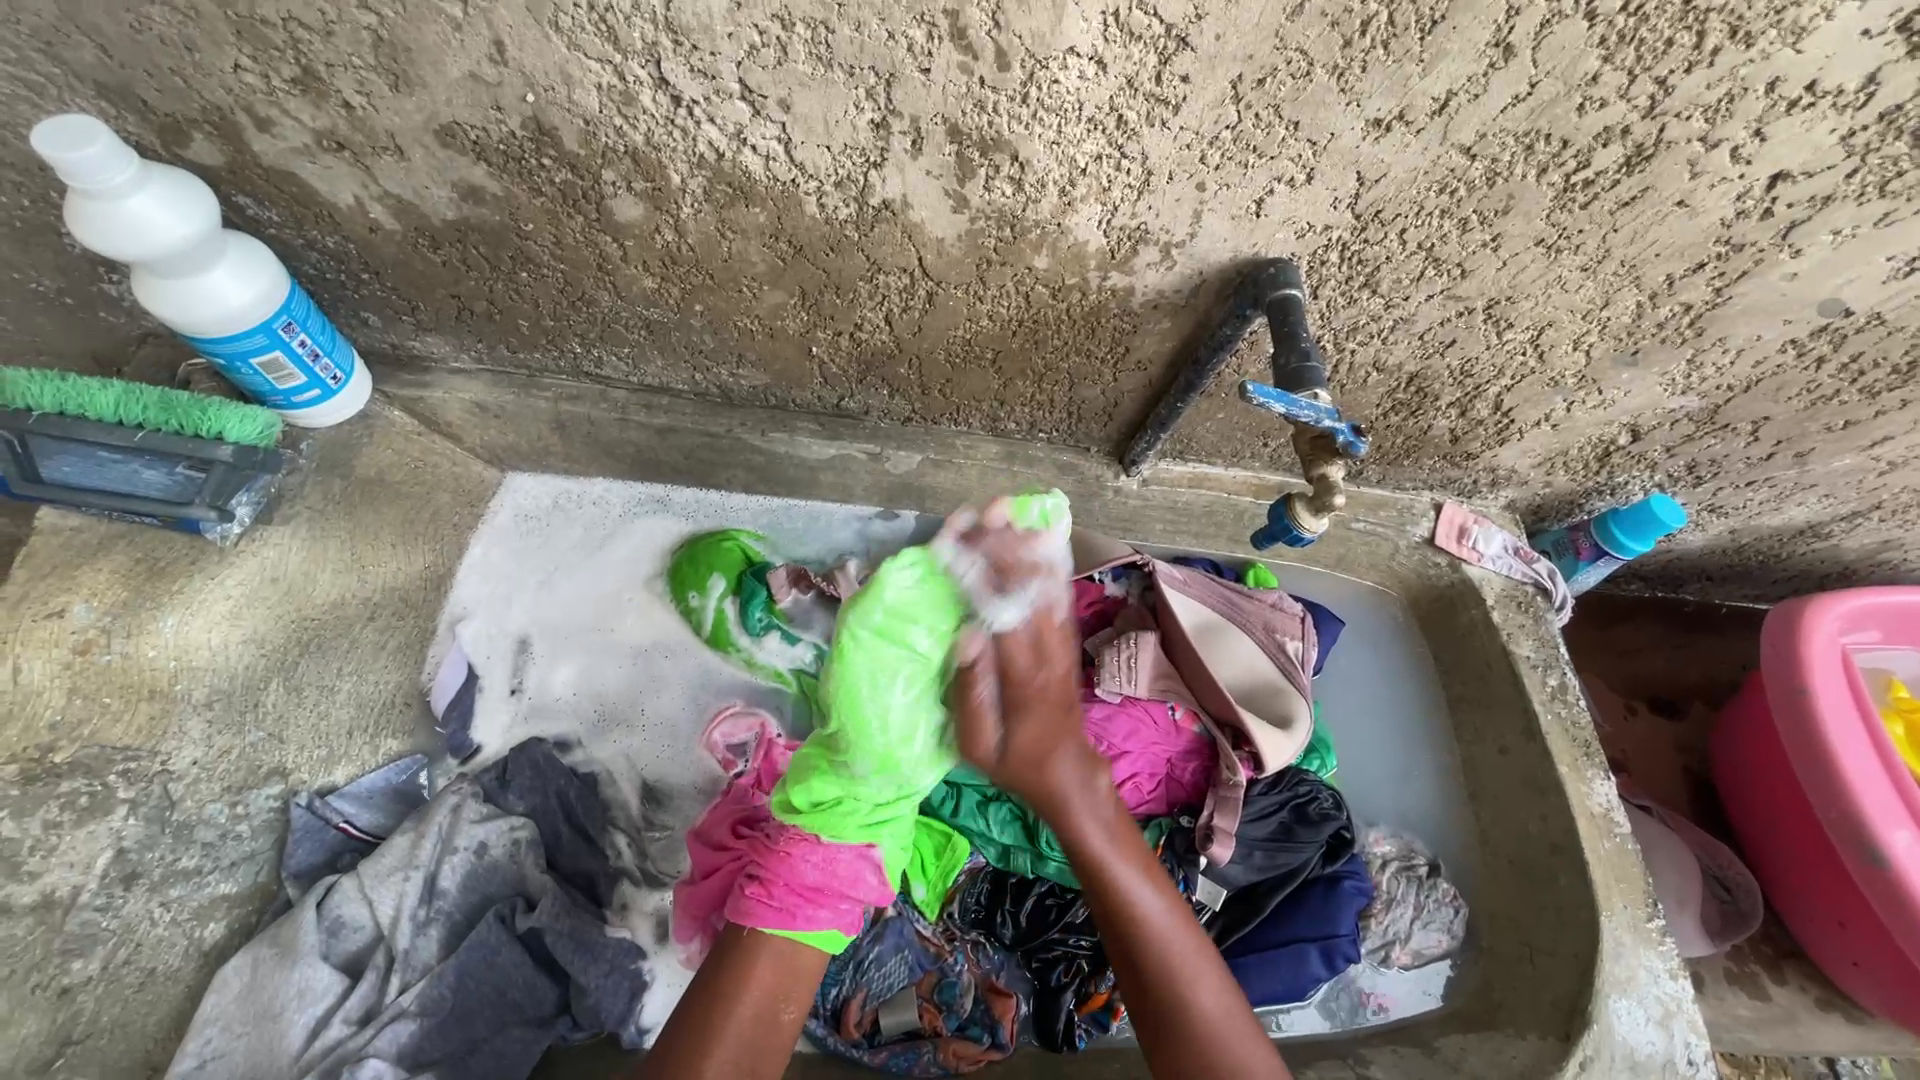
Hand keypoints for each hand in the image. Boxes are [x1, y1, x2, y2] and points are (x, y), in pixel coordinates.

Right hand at [942, 511, 1105, 817]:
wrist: (1068, 769)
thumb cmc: (1015, 761)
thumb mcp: (979, 745)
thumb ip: (971, 693)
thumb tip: (965, 635)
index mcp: (1023, 673)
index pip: (1001, 610)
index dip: (977, 573)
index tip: (951, 545)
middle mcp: (1048, 646)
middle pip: (1027, 583)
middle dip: (999, 544)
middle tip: (970, 517)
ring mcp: (1063, 637)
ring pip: (1047, 578)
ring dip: (1023, 541)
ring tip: (1000, 510)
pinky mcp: (1067, 635)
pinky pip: (1059, 587)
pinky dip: (1047, 554)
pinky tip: (1034, 528)